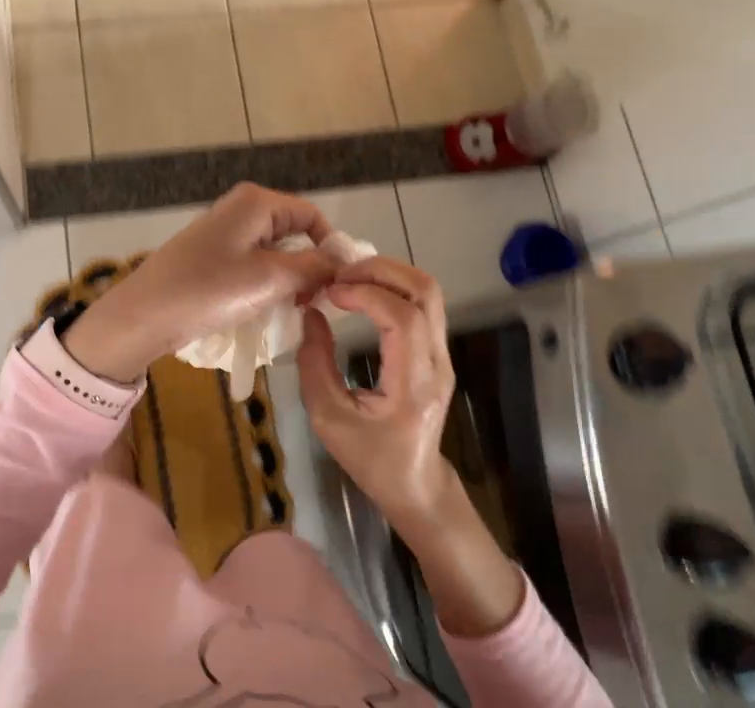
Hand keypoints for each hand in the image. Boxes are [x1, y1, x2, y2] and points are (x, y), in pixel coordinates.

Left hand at [62, 183, 344, 383]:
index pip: (312, 216)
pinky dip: (264, 285)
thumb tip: (341, 264)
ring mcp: (223, 232)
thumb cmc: (209, 290)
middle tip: (316, 303)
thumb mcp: (271, 279)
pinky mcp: (210, 256)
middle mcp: (241, 208)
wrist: (144, 315)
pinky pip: (252, 265)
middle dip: (310, 266)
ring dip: (288, 280)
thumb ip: (314, 267)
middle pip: (294, 233)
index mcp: (257, 202)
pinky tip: (265, 311)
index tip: (341, 285)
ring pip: (274, 253)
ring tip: (292, 311)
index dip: (331, 247)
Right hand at [295, 257, 458, 526]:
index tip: (330, 293)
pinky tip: (364, 292)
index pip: (403, 318)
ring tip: (349, 278)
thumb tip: (311, 315)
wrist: (414, 483)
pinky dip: (394, 286)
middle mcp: (437, 363)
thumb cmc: (370, 458)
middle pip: (425, 292)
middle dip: (381, 270)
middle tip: (340, 274)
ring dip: (389, 274)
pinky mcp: (438, 352)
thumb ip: (315, 366)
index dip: (366, 294)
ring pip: (428, 292)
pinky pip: (423, 304)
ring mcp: (444, 355)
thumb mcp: (328, 419)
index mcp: (414, 384)